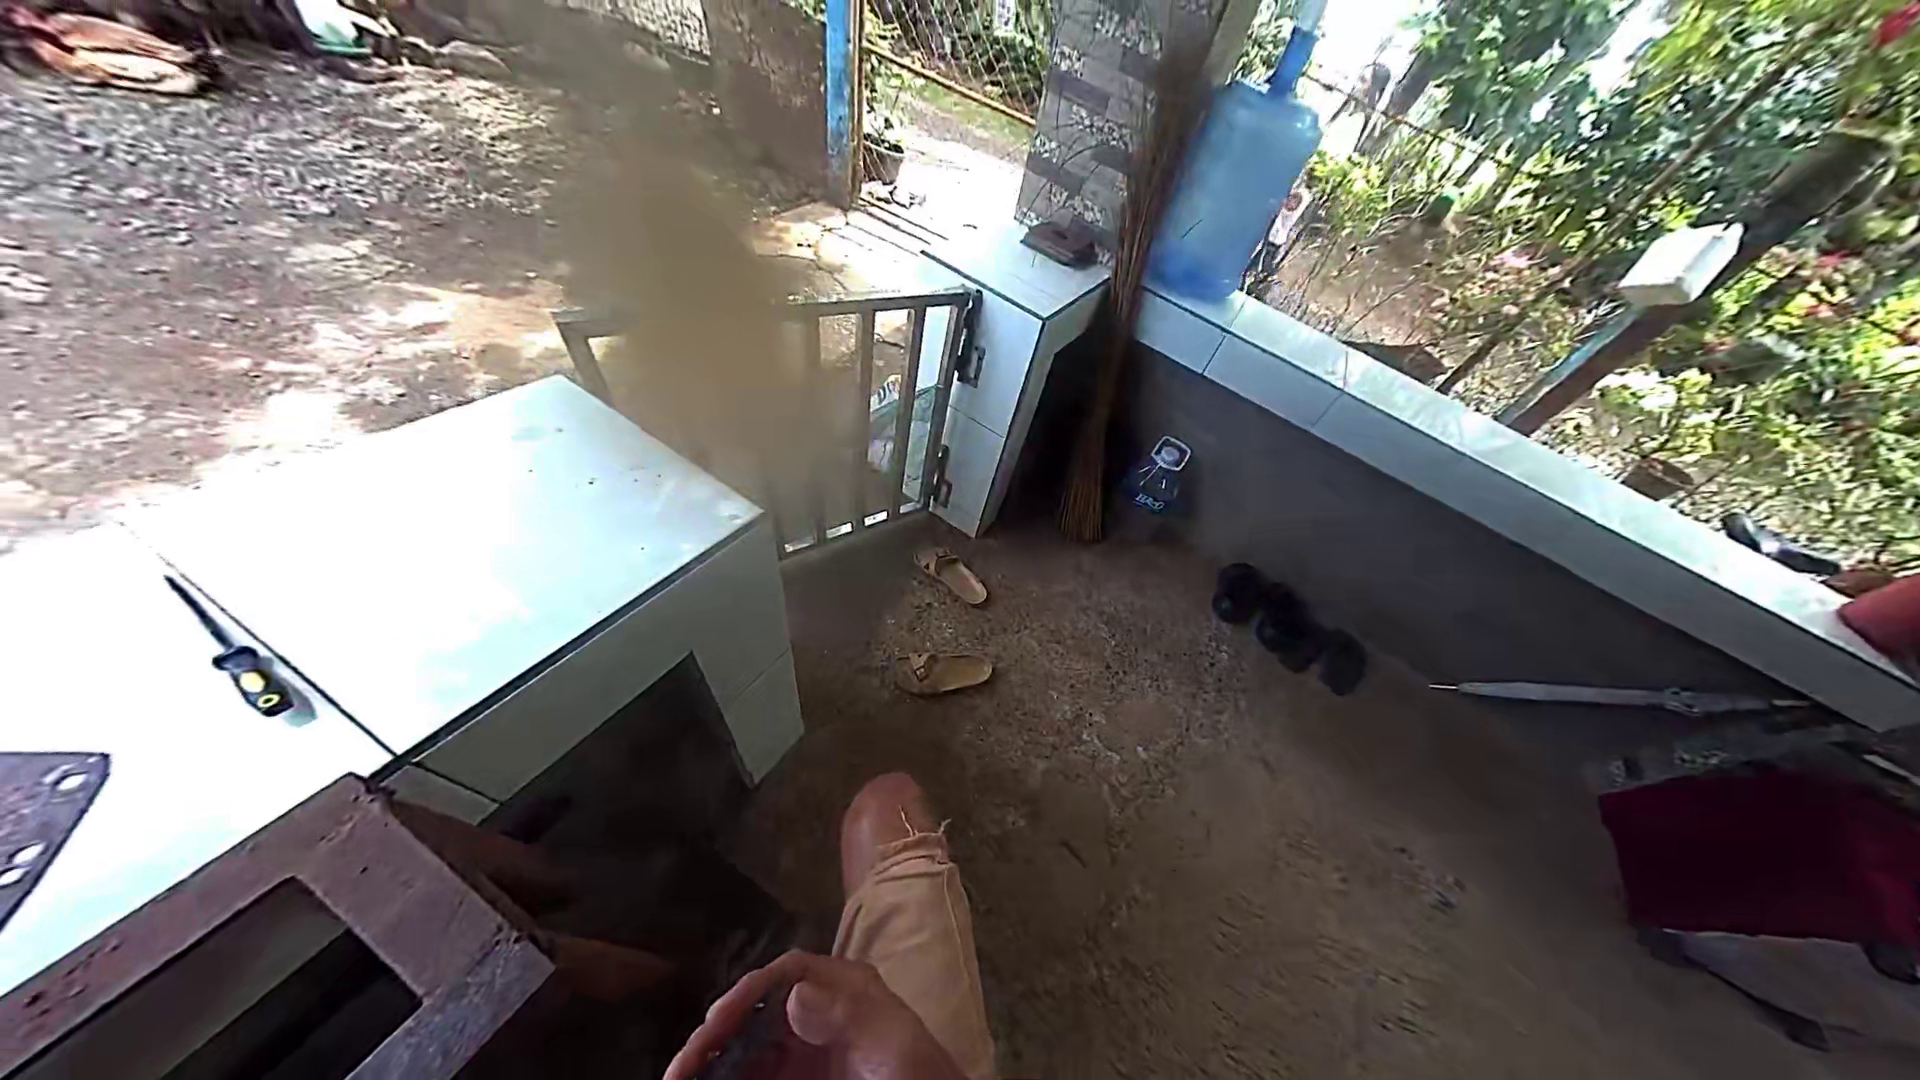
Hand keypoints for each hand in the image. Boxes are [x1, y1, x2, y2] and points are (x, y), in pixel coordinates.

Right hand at [665, 951, 968, 1079]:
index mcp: (842, 987)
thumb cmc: (916, 1074)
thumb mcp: (893, 1042)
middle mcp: (818, 1012)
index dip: (748, 991)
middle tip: (680, 1070)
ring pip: (748, 1048)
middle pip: (758, 1011)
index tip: (714, 1022)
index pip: (787, 974)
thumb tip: (794, 992)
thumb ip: (848, 1013)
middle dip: (717, 1034)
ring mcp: (805, 1050)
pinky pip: (755, 1076)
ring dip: (713, 1063)